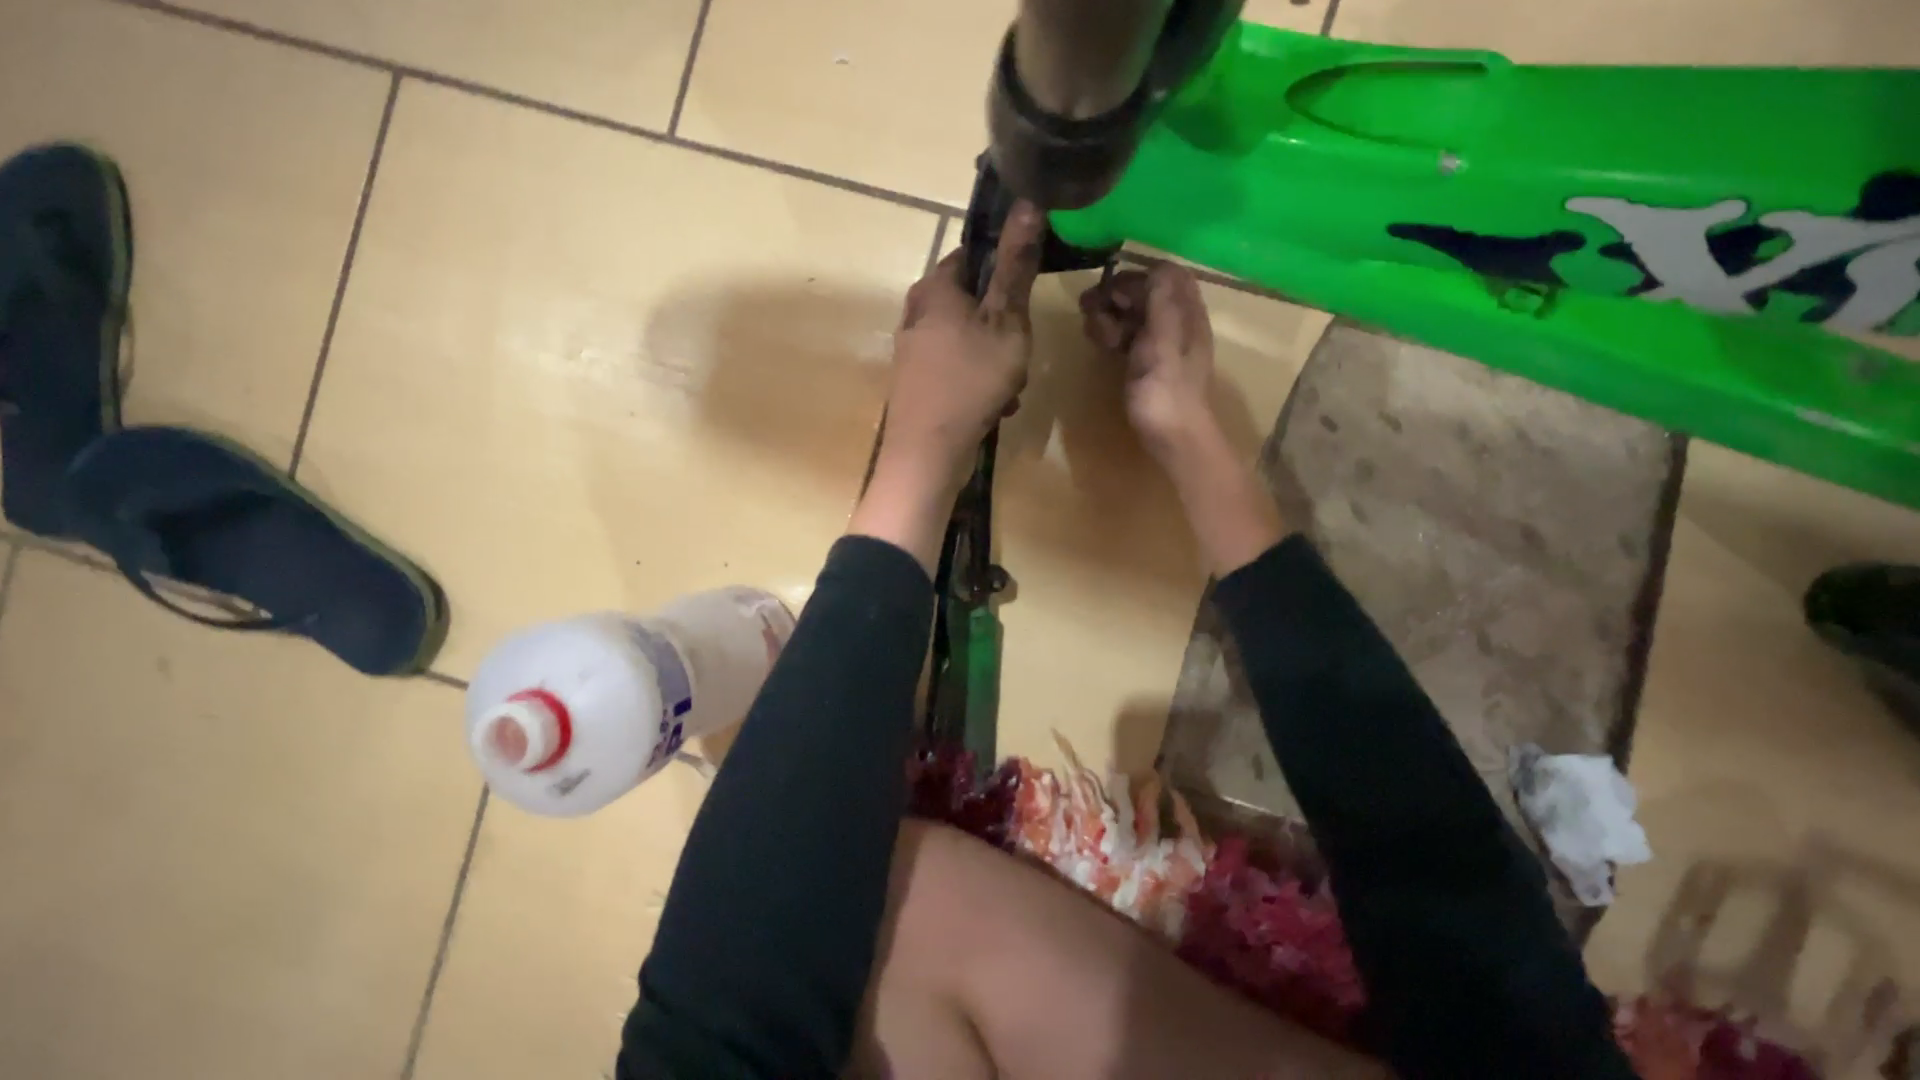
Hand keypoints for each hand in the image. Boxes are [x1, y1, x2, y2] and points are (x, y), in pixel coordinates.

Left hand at [850, 202, 1045, 573]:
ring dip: (996, 360)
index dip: (1007, 269)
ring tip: (1010, 387)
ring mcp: (912, 349)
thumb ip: (1017, 266)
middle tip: (1021, 351)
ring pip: (968, 339)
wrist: (926, 452)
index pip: (974, 254)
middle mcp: (916, 311)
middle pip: (973, 301)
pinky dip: (978, 382)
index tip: (1028, 296)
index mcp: (933, 286)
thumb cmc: (970, 380)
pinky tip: (994, 408)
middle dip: (1004, 326)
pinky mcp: (915, 382)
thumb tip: (1029, 203)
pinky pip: (957, 369)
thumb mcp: (1005, 320)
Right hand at [1082, 262, 1285, 575]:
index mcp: (1185, 313)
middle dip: (1115, 295)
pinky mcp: (1148, 365)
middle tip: (1088, 309)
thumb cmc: (1167, 391)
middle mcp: (1176, 323)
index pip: (1164, 273)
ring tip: (1094, 334)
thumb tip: (1156, 266)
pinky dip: (1113, 335)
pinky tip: (1101, 346)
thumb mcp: (1164, 340)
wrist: (1176, 440)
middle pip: (1144, 292)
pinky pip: (1128, 337)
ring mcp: (1162, 345)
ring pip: (1133, 314)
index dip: (1134, 274)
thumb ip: (1162, 301)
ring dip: (1109, 316)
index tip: (1107, 289)